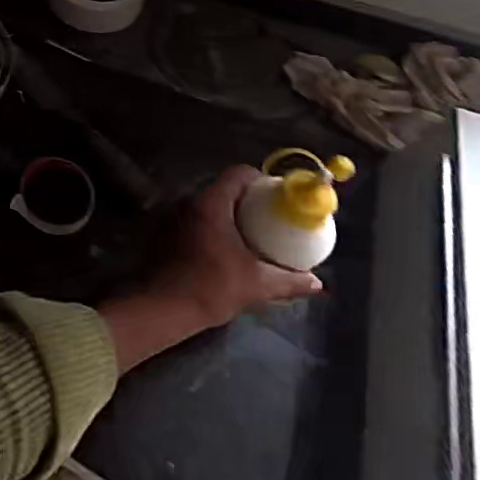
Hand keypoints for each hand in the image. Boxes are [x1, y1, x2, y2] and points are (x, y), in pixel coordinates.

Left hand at [98, 166, 323, 371]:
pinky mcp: (164, 230)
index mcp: (210, 204)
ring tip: (250, 234)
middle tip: (269, 219)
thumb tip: (316, 282)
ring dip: (228, 214)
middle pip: (223, 189)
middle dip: (247, 200)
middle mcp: (188, 202)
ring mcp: (173, 215)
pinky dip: (211, 225)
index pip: (237, 174)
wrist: (163, 305)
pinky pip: (194, 218)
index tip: (276, 196)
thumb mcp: (258, 284)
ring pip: (207, 204)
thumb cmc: (211, 287)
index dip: (260, 180)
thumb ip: (290, 280)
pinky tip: (224, 246)